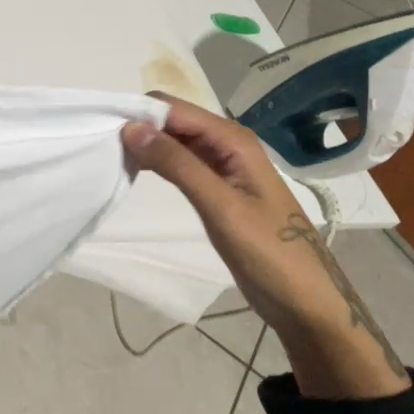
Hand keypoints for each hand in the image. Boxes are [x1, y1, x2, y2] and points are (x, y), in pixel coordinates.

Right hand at [122, 94, 409, 398]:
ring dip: (145, 144)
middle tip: (106, 148)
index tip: (104, 131)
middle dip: (139, 126)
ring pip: (173, 139)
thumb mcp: (221, 207)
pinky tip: (138, 174)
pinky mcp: (217, 187)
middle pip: (172, 119)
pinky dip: (156, 162)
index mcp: (233, 139)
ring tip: (116, 160)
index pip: (173, 108)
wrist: (308, 305)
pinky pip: (179, 160)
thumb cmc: (270, 254)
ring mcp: (222, 165)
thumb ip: (177, 165)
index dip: (139, 114)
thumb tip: (130, 126)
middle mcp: (227, 144)